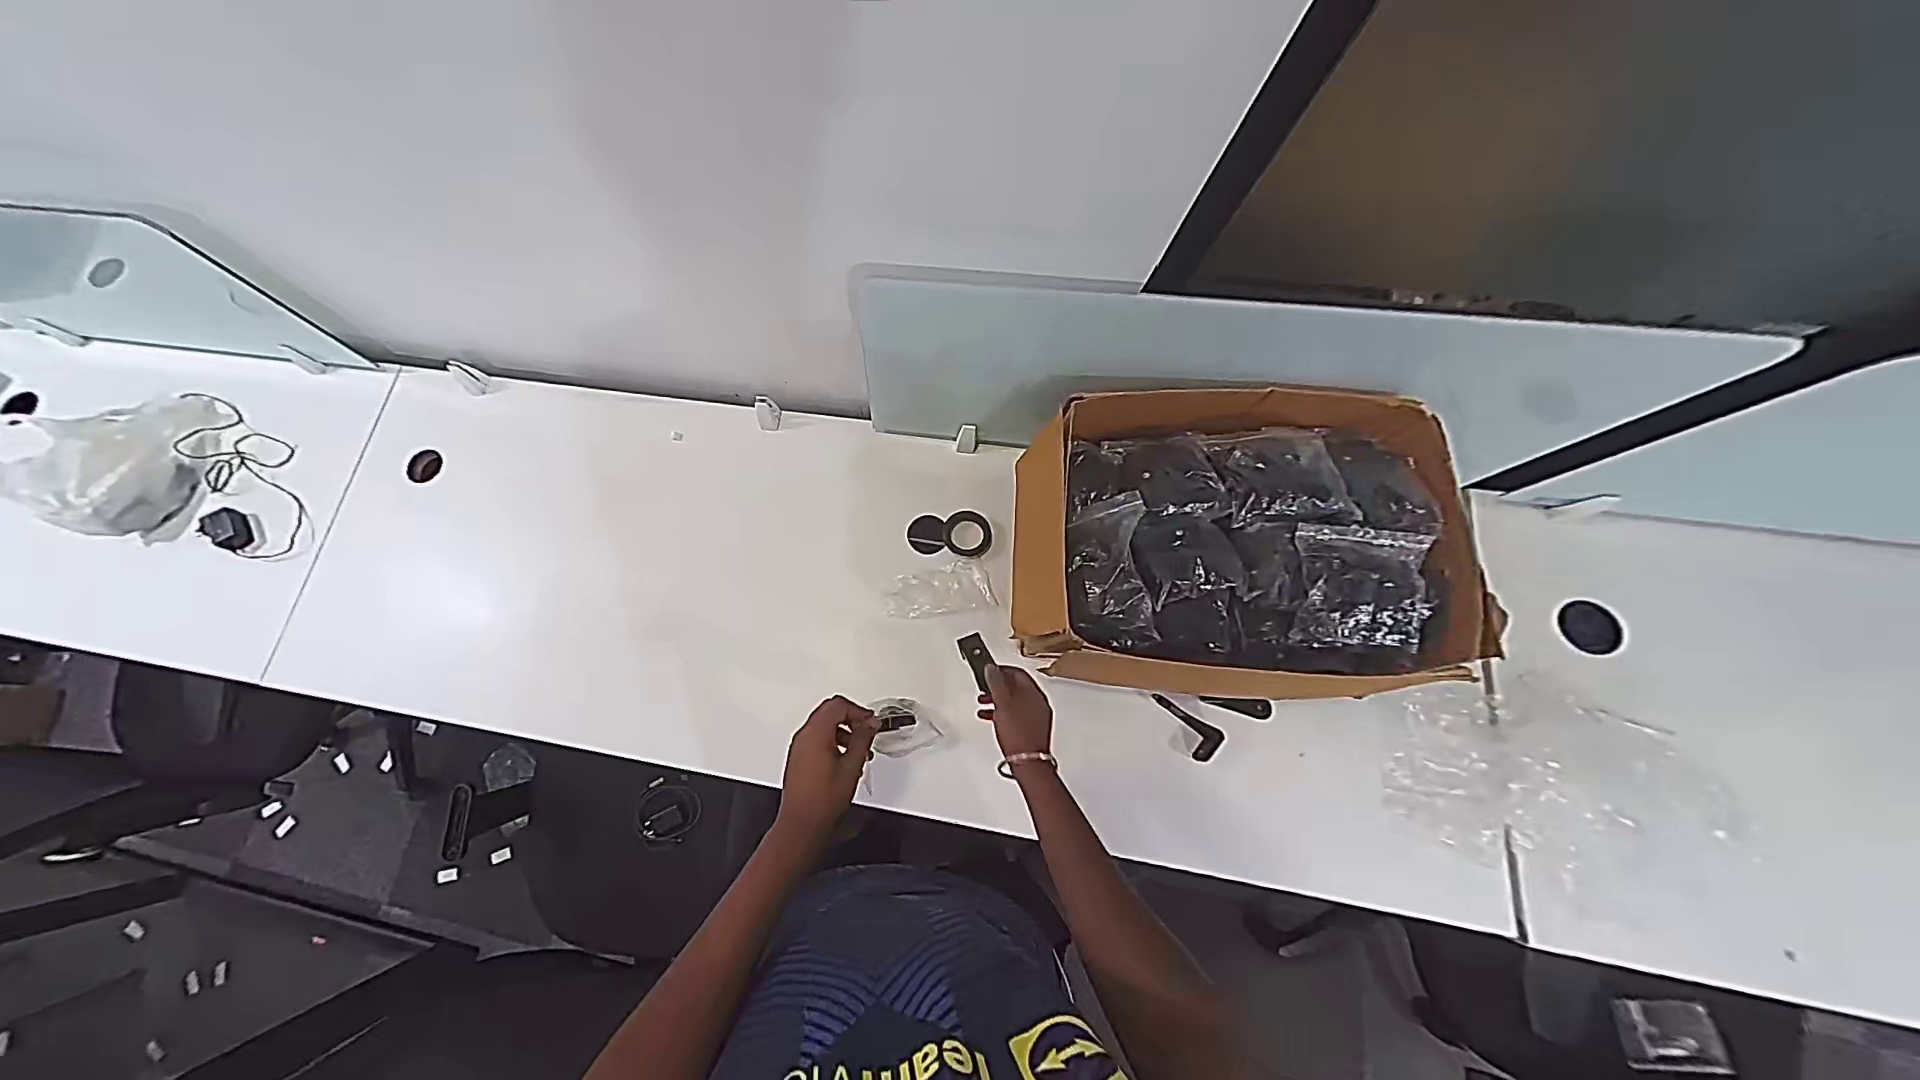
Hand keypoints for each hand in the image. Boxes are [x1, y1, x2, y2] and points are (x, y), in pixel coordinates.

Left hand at [778, 696, 878, 839]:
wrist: (802, 824)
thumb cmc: (822, 800)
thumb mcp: (852, 766)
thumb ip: (863, 739)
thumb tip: (870, 723)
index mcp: (815, 734)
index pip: (837, 705)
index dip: (858, 710)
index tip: (870, 722)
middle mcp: (804, 736)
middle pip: (829, 711)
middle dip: (851, 717)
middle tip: (866, 729)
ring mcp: (799, 746)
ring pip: (823, 724)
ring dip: (843, 729)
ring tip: (858, 748)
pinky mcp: (798, 756)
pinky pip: (816, 737)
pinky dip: (832, 739)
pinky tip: (845, 757)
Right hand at [978, 665, 1052, 757]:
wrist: (1027, 762)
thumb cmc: (1019, 735)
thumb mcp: (1002, 704)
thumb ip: (996, 684)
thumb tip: (992, 669)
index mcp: (1034, 693)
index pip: (1018, 672)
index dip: (1002, 669)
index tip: (990, 670)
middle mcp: (1038, 703)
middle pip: (1016, 686)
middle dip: (999, 685)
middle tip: (986, 686)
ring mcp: (1036, 716)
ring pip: (1015, 701)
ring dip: (999, 699)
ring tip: (985, 702)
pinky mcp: (1032, 729)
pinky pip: (1016, 714)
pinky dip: (1003, 712)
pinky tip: (992, 717)